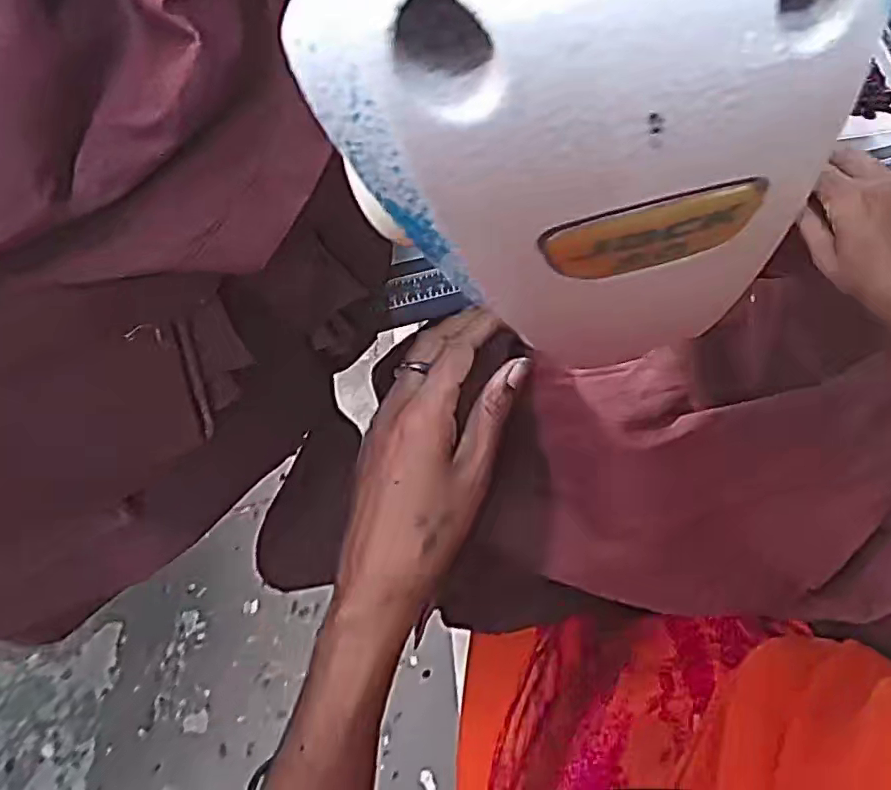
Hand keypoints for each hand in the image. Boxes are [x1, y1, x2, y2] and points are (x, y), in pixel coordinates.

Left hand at [332, 307, 528, 626]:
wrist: (376, 581)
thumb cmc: (429, 535)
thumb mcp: (474, 471)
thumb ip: (492, 411)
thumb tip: (515, 368)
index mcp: (422, 411)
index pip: (456, 348)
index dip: (484, 323)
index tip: (508, 309)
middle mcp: (395, 407)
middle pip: (430, 345)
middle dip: (463, 321)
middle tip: (495, 313)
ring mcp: (380, 421)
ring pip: (413, 360)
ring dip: (445, 339)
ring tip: (476, 333)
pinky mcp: (375, 437)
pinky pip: (403, 381)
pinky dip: (430, 363)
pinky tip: (446, 373)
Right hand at [797, 147, 890, 367]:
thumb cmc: (868, 283)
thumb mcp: (826, 259)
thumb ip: (808, 224)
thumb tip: (797, 203)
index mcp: (850, 197)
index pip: (818, 170)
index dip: (802, 174)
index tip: (791, 184)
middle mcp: (876, 182)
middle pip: (845, 154)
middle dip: (826, 163)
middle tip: (810, 181)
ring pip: (866, 161)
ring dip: (848, 168)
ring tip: (835, 191)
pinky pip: (884, 175)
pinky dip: (868, 179)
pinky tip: (862, 201)